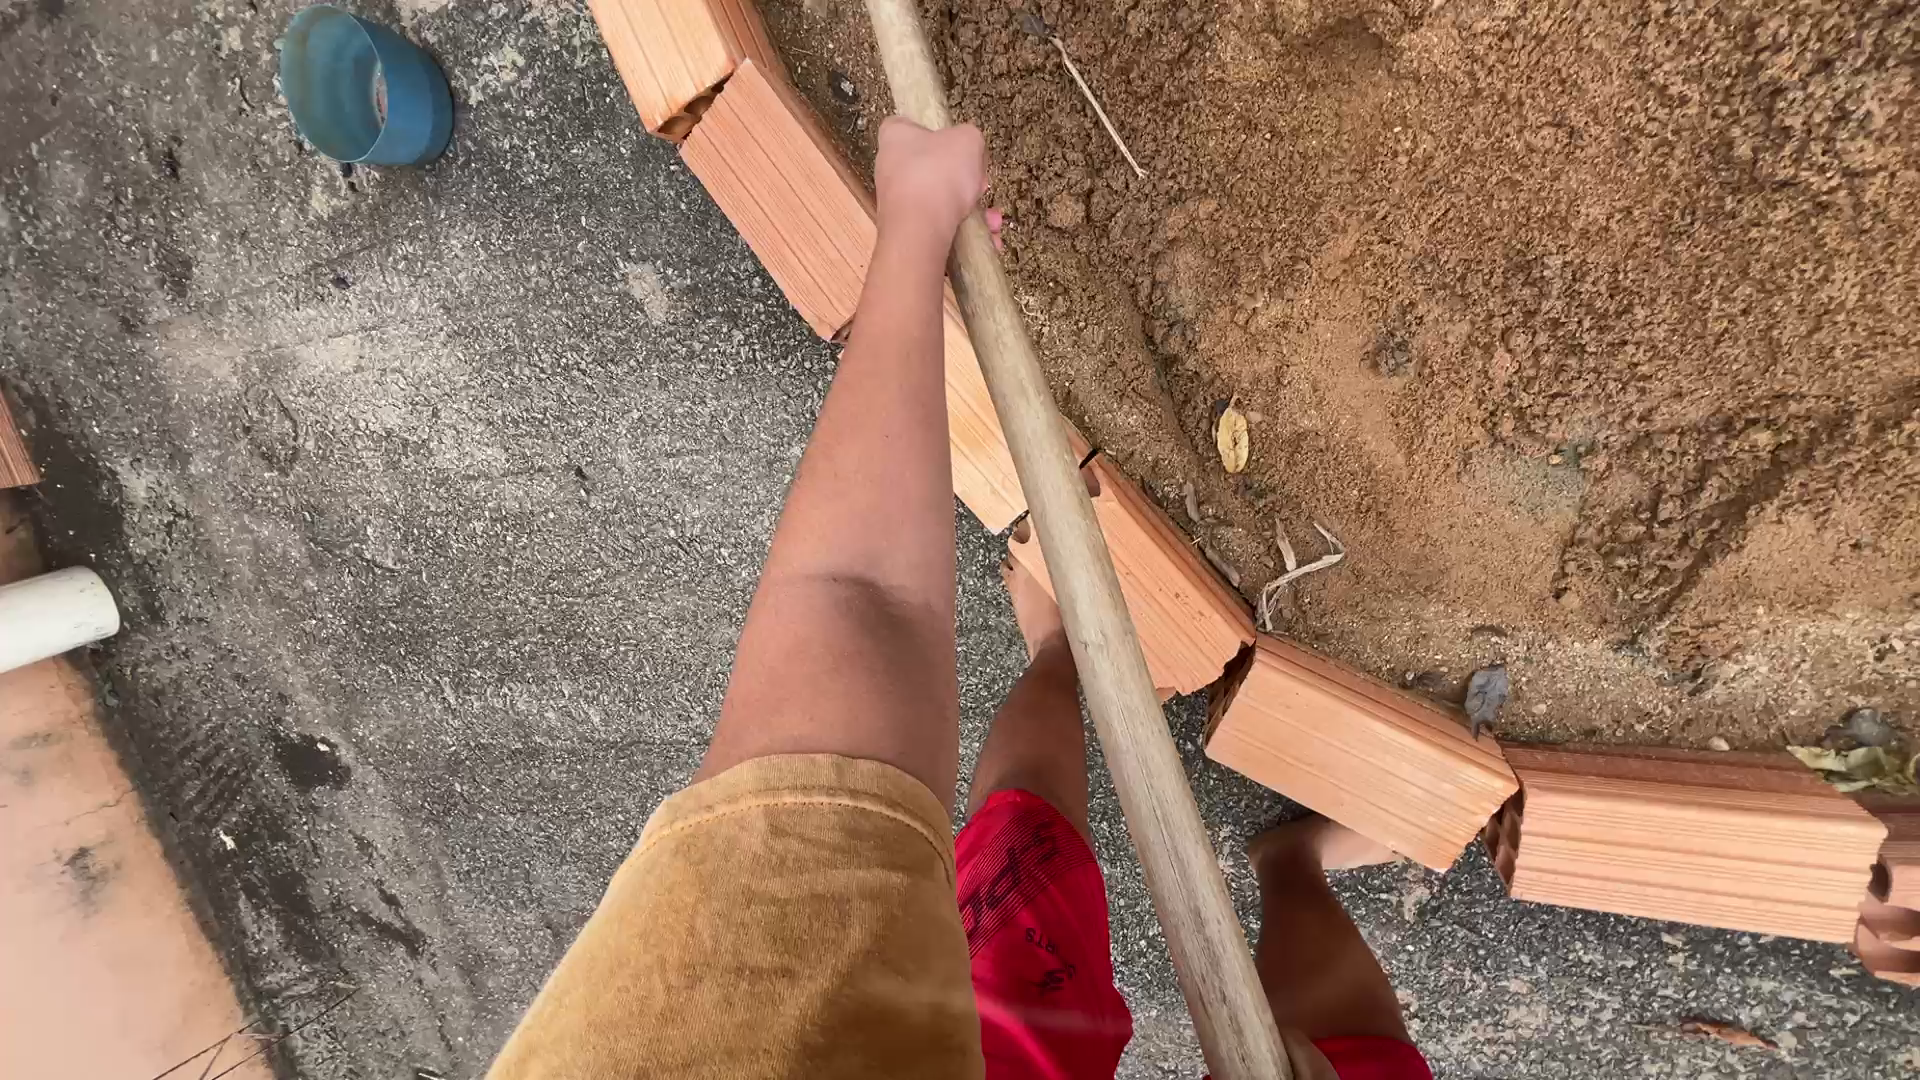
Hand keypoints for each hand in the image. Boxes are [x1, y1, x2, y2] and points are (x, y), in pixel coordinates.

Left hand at [874, 117, 987, 244]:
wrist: (920, 231)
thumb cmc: (938, 175)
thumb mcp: (968, 139)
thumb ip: (971, 138)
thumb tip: (970, 149)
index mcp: (895, 137)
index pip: (911, 126)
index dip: (937, 133)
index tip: (957, 145)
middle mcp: (889, 170)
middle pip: (932, 169)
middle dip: (964, 181)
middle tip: (980, 185)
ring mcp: (897, 205)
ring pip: (939, 204)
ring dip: (970, 211)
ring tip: (991, 221)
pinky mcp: (907, 233)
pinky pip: (939, 230)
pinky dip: (963, 234)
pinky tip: (986, 240)